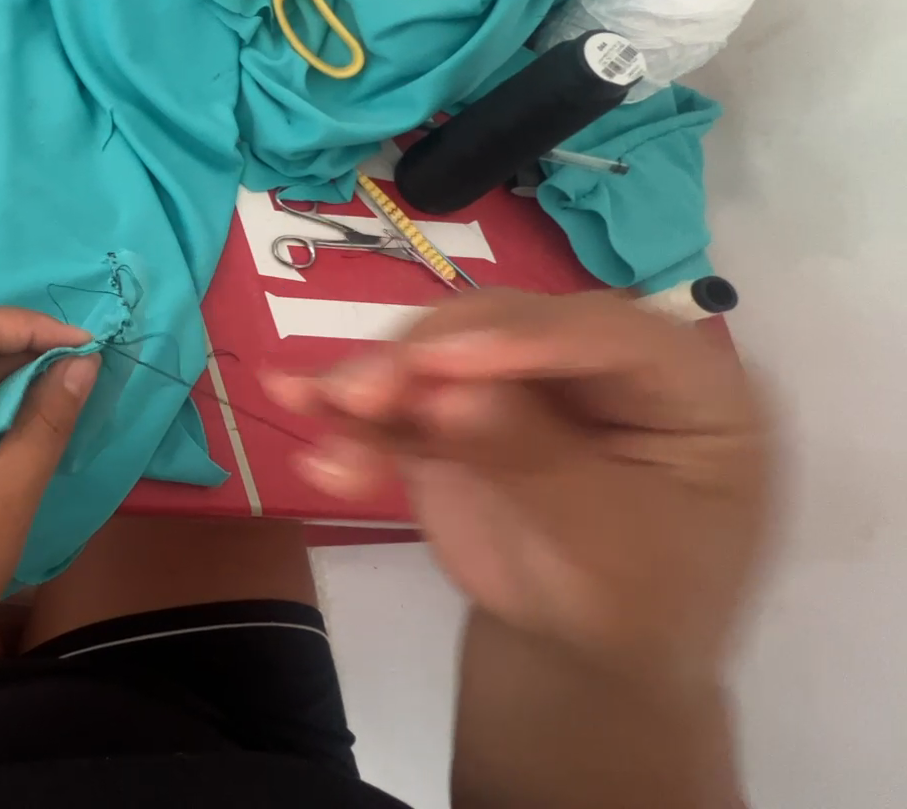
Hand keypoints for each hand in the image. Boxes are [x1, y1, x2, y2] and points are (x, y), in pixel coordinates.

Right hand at [266, 289, 771, 681]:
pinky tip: (292, 398)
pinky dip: (340, 407)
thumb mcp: (607, 544)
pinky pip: (389, 400)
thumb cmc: (632, 602)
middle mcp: (586, 366)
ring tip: (314, 401)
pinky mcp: (443, 411)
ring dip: (366, 377)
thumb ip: (535, 461)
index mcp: (681, 386)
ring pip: (426, 353)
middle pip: (492, 328)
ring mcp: (508, 385)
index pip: (603, 334)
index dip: (518, 337)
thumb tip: (450, 397)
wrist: (576, 644)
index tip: (436, 364)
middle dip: (418, 355)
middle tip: (359, 393)